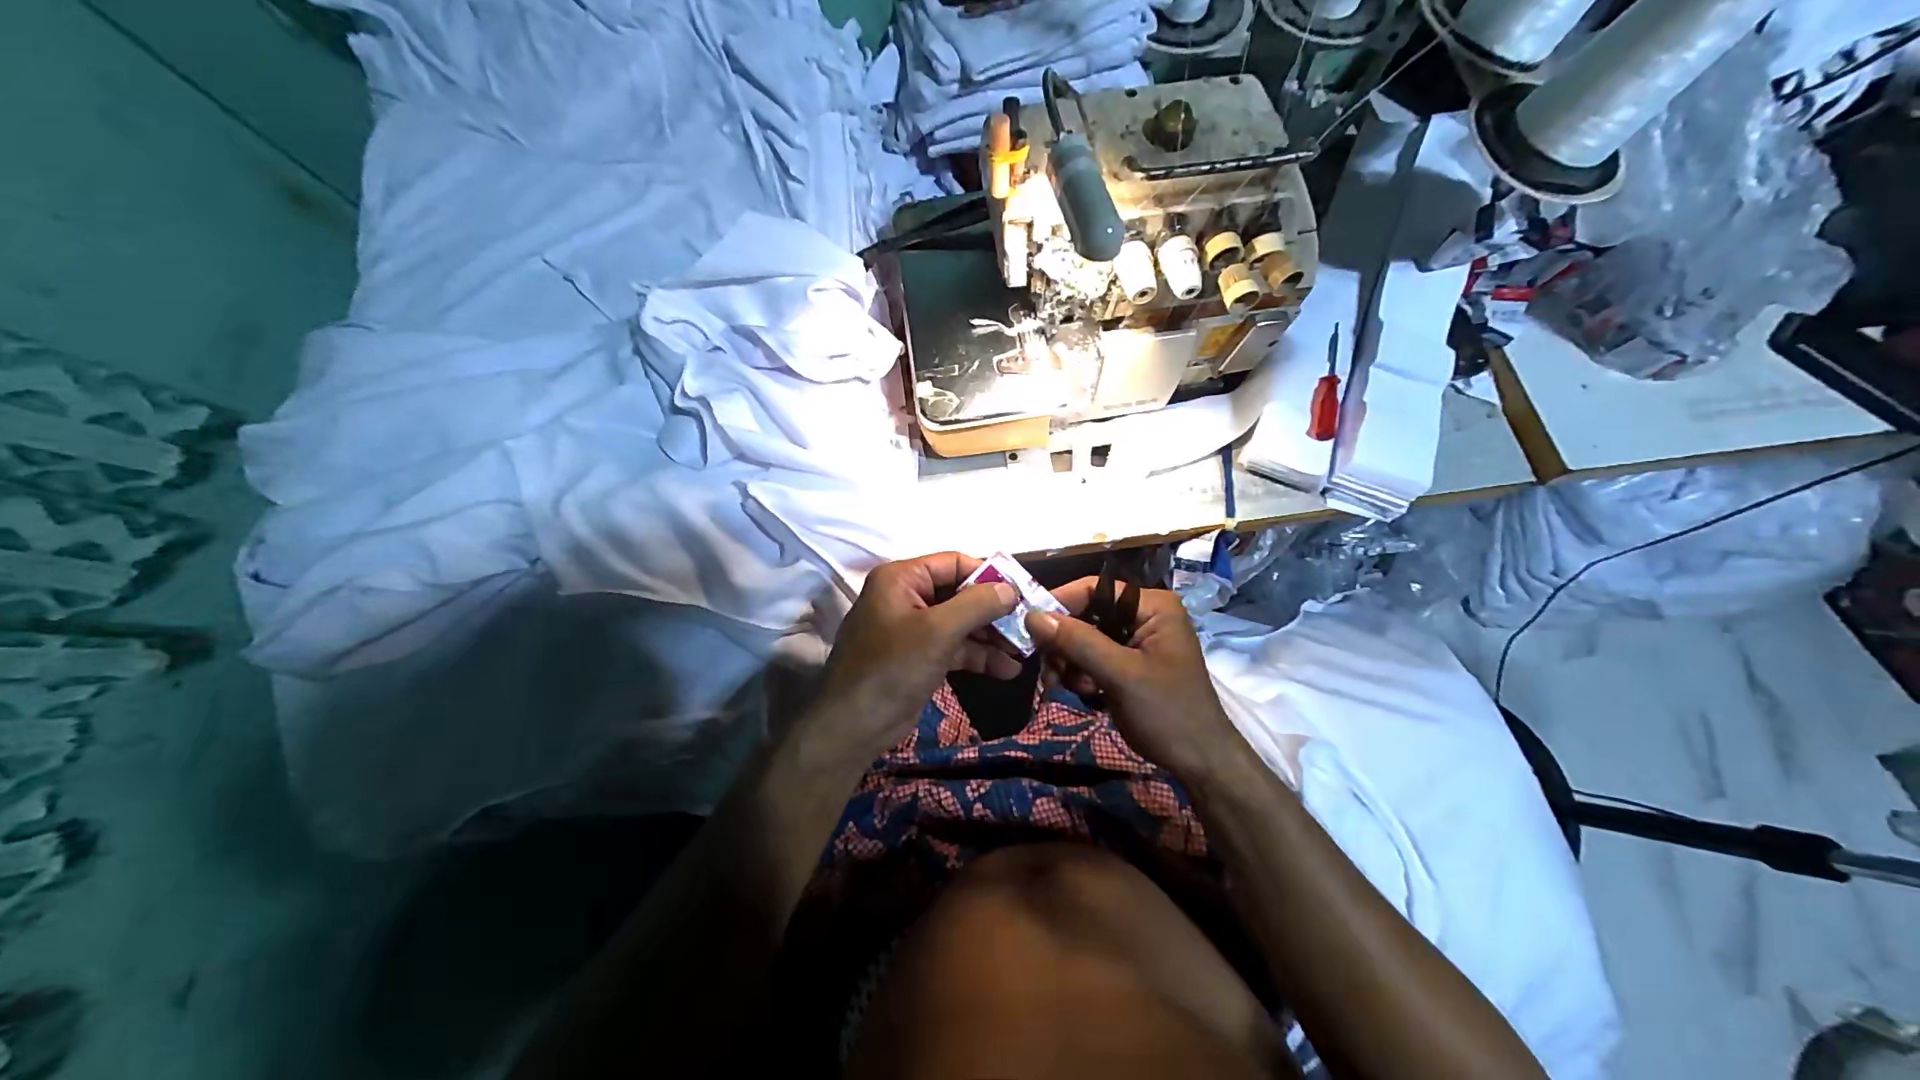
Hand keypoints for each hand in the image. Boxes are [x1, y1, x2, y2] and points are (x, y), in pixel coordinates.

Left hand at [806, 553, 1020, 764]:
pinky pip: (954, 648)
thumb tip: (1011, 589)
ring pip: (960, 624)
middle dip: (994, 612)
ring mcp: (912, 629)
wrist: (854, 725)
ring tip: (1025, 652)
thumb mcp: (939, 631)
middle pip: (960, 594)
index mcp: (901, 579)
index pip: (954, 563)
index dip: (989, 576)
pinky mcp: (918, 657)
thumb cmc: (893, 667)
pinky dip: (978, 656)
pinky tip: (1006, 671)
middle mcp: (905, 597)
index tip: (1023, 592)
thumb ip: (977, 604)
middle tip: (1029, 625)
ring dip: (991, 637)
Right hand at [1026, 581, 1242, 780]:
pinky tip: (1087, 694)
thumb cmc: (1168, 713)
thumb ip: (1078, 642)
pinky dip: (1081, 674)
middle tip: (1052, 672)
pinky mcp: (1127, 665)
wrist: (1200, 762)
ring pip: (1083, 639)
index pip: (1094, 589)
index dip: (1059, 605)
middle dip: (1065, 644)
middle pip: (1085, 614)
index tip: (1029, 629)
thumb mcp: (1121, 675)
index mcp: (1152, 606)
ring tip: (1076, 688)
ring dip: (1071, 663)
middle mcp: (1143, 616)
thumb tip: (1032, 616)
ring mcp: (1135, 642)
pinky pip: (1091, 658)